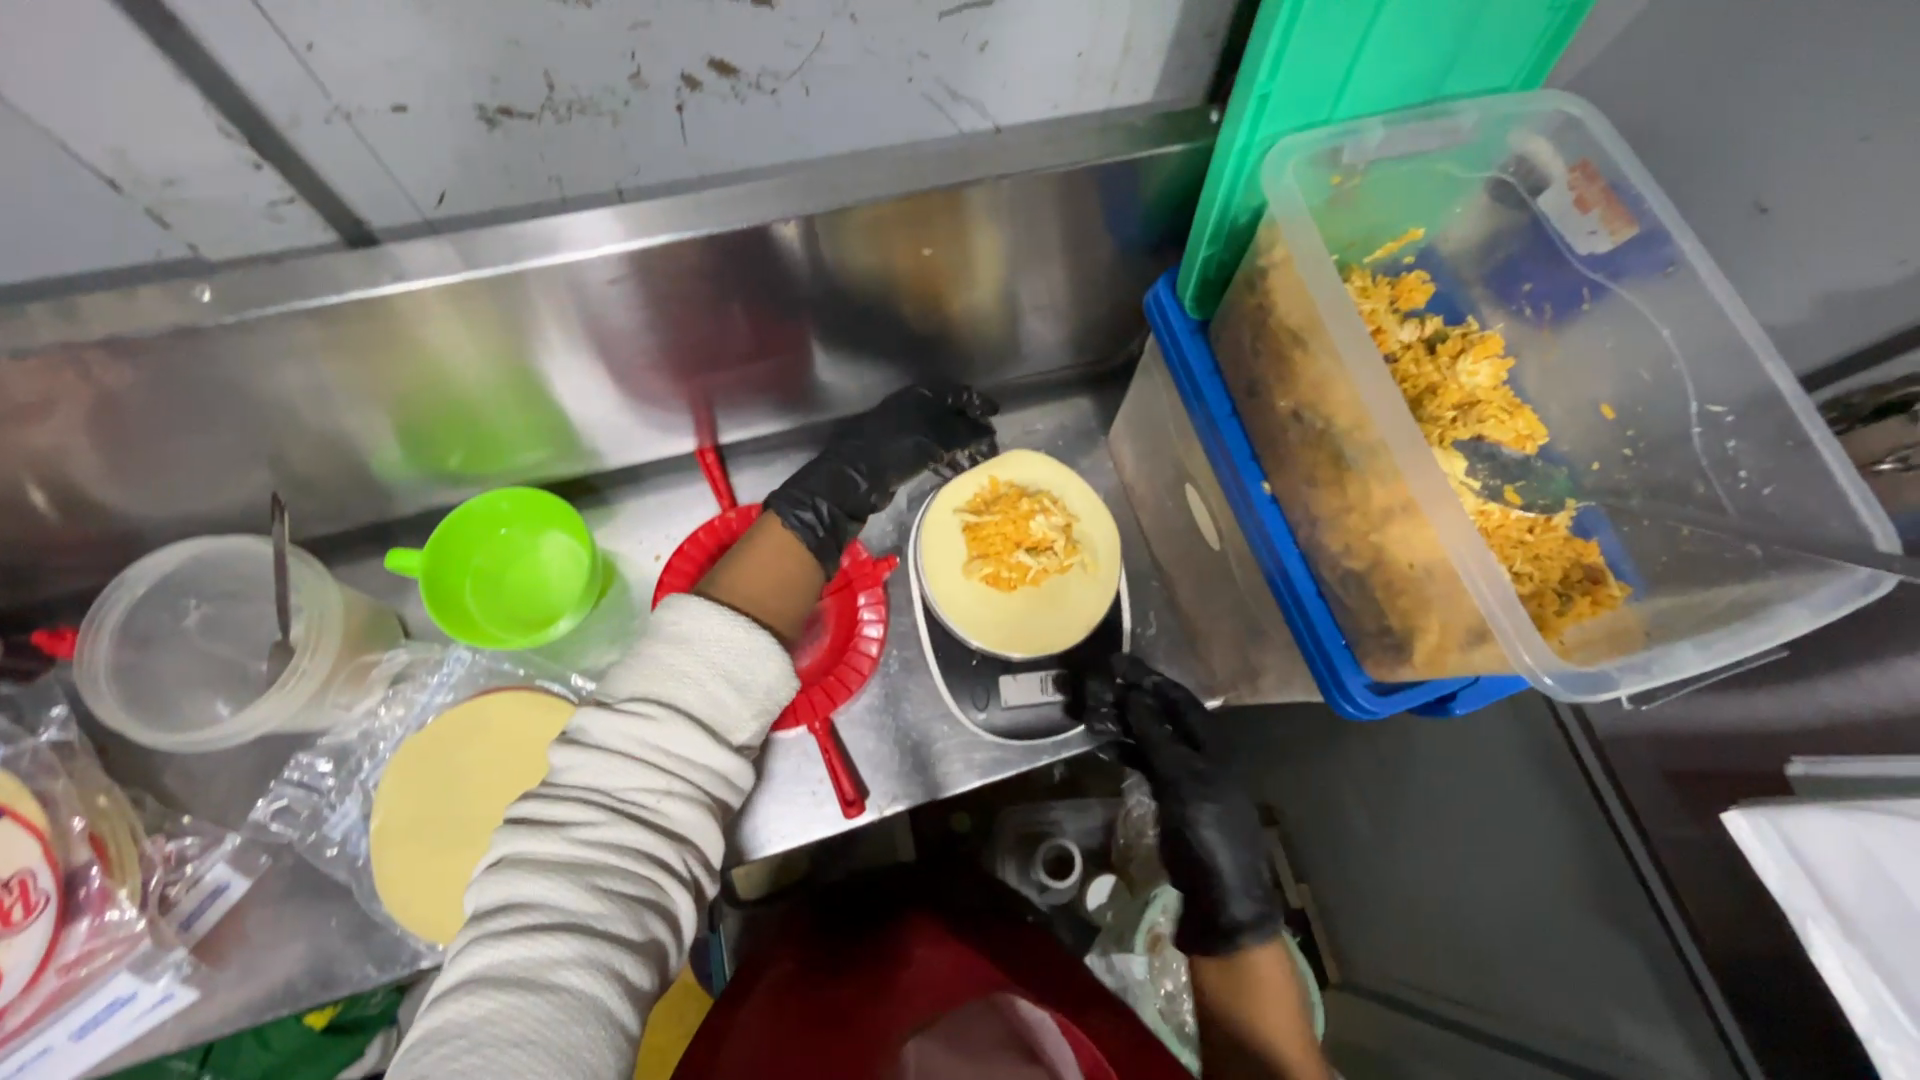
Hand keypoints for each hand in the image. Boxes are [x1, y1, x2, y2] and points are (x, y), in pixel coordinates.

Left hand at [764, 384, 998, 574]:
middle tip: (990, 440)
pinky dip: (946, 457)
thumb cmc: (892, 451)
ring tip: (978, 458)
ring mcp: (902, 431)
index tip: (995, 413)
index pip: (954, 392)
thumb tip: (986, 431)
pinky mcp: (897, 454)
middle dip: (970, 426)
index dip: (976, 401)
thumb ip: (962, 434)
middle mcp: (910, 409)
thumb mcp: (932, 439)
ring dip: (960, 444)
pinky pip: (930, 451)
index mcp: (918, 397)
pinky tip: (955, 468)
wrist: (852, 478)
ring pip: (939, 433)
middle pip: (947, 413)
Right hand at [1083, 654, 1283, 956]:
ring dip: (1126, 725)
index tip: (1116, 662)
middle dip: (1134, 699)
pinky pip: (1149, 766)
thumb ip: (1158, 737)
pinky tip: (1104, 748)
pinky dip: (1128, 754)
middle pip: (1165, 717)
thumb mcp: (1183, 781)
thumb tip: (1133, 694)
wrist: (1221, 900)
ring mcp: (1188, 780)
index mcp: (1214, 746)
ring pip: (1154, 741)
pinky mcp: (1173, 802)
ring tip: (1094, 711)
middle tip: (1098, 684)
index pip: (1180, 700)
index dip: (1150, 679)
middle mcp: (1203, 756)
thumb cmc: (1208, 834)